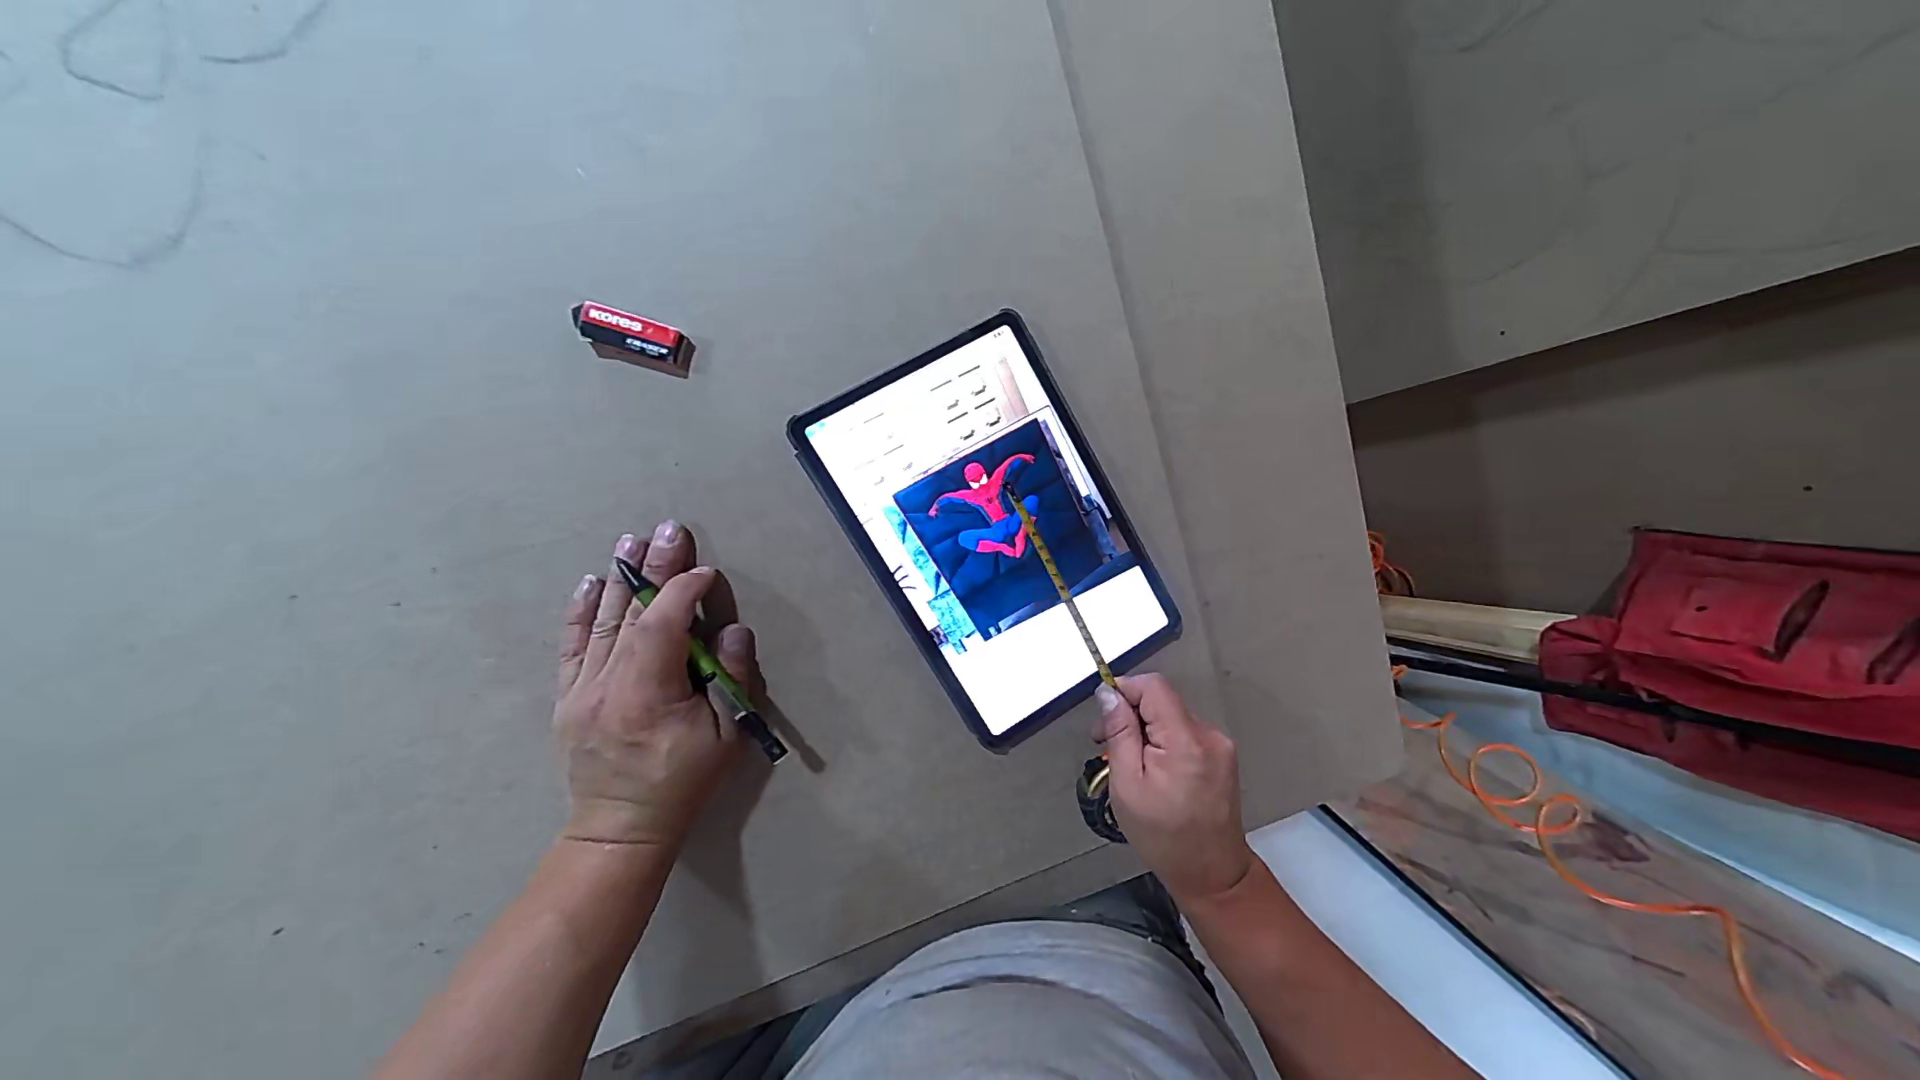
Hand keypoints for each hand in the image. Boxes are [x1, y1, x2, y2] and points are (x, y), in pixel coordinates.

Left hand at [553, 521, 755, 850]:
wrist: (619, 827)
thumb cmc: (682, 783)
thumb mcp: (726, 740)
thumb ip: (731, 681)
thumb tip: (730, 631)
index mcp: (647, 695)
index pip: (662, 626)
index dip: (683, 591)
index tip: (706, 572)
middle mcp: (607, 684)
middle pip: (631, 614)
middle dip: (654, 569)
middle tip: (669, 529)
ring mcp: (581, 689)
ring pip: (601, 622)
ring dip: (620, 578)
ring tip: (632, 540)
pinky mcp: (567, 696)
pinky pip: (570, 645)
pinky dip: (580, 611)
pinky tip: (591, 581)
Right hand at [1093, 674, 1254, 903]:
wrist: (1212, 874)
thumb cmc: (1165, 838)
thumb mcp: (1127, 784)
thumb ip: (1119, 732)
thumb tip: (1109, 694)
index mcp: (1186, 742)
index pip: (1153, 686)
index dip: (1124, 690)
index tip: (1104, 713)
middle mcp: (1209, 736)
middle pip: (1162, 700)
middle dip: (1130, 714)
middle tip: (1106, 742)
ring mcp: (1219, 745)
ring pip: (1171, 715)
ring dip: (1145, 729)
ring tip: (1130, 762)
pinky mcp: (1221, 754)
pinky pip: (1184, 731)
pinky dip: (1163, 741)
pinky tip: (1152, 768)